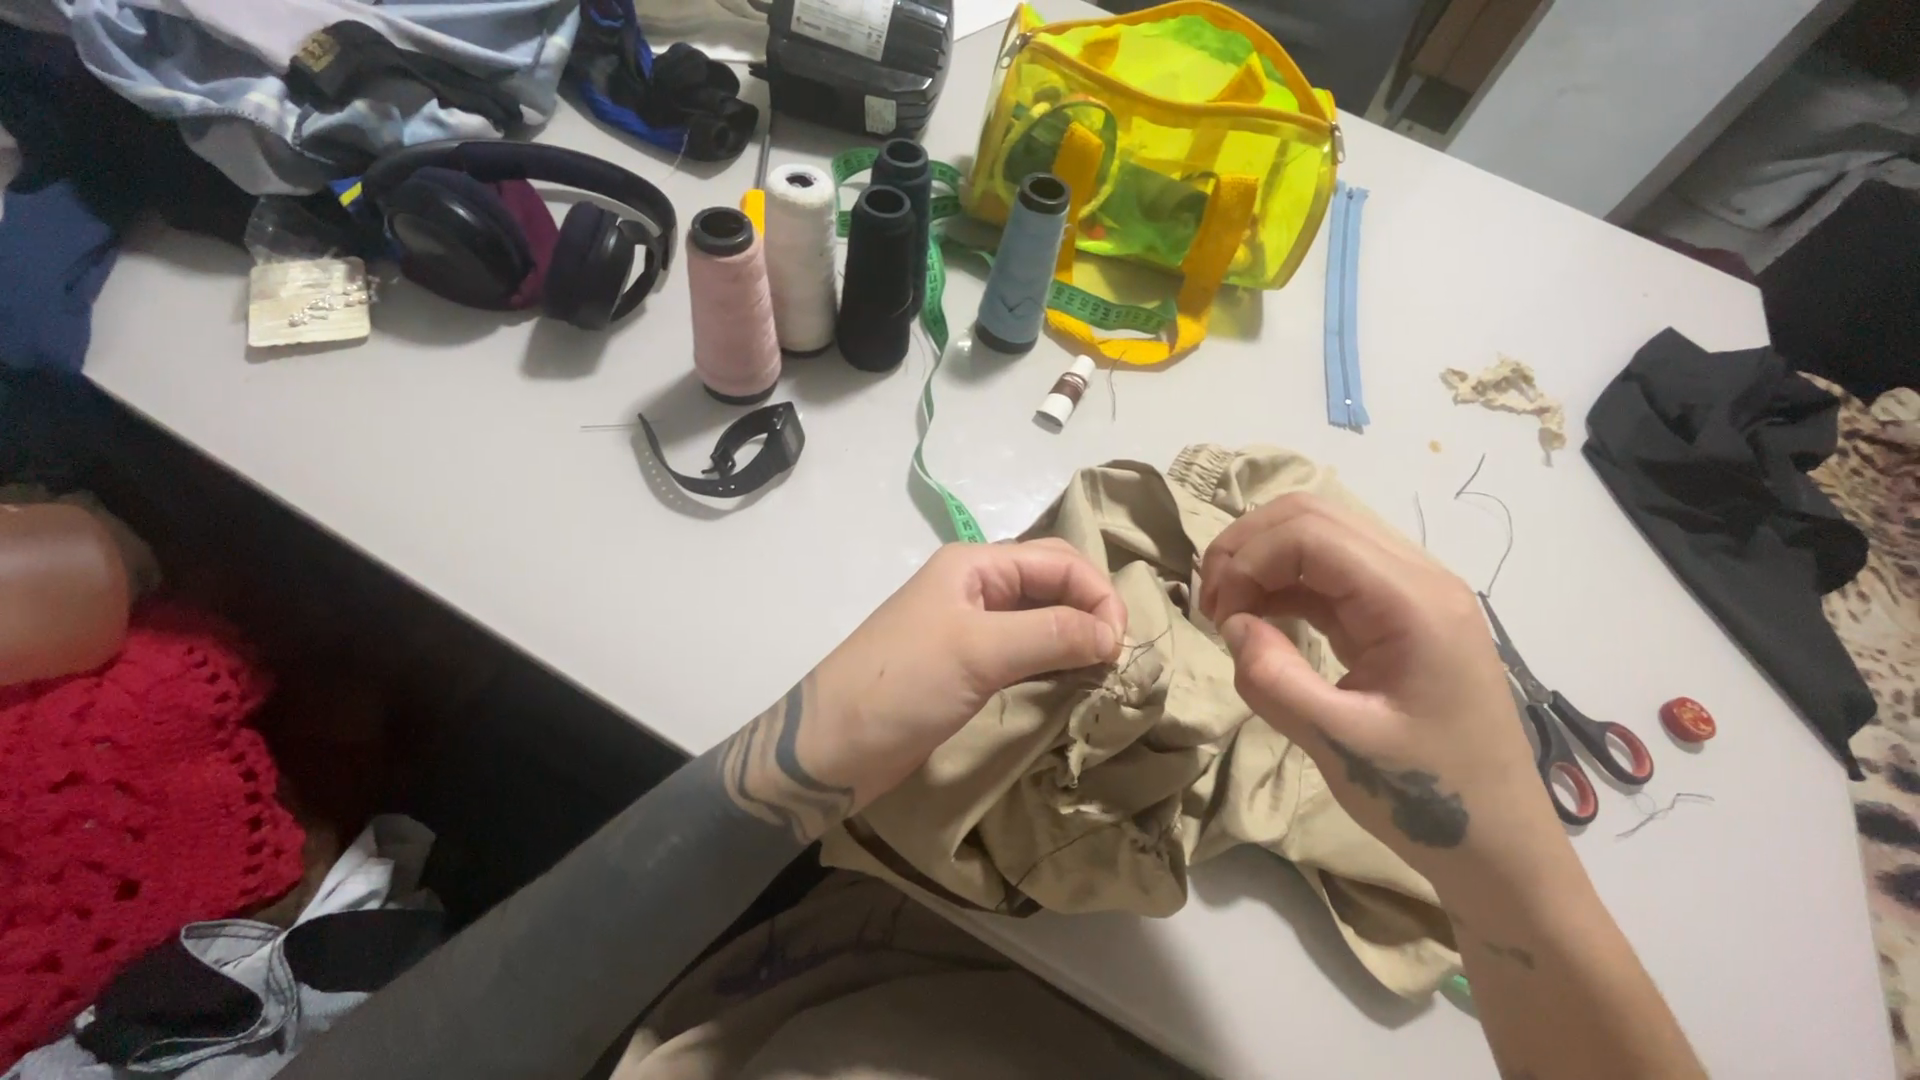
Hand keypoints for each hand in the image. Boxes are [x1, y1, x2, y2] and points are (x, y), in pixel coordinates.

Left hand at [801, 540, 1126, 809]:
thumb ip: (1051, 634)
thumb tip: (1114, 634)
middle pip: (1052, 582)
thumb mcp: (979, 651)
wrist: (833, 748)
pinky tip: (1075, 680)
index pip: (1057, 560)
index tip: (1120, 643)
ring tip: (1106, 669)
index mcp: (974, 565)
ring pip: (1041, 618)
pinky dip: (1056, 660)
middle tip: (1117, 655)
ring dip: (1077, 636)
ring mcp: (971, 628)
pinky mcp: (970, 667)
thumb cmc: (902, 685)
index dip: (1096, 594)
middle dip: (1091, 609)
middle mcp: (976, 588)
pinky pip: (1026, 651)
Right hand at [1197, 493, 1575, 904]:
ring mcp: (1411, 593)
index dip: (1247, 560)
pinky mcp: (1396, 615)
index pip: (1311, 533)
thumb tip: (1231, 625)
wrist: (1500, 844)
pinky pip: (1329, 573)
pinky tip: (1259, 622)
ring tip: (1229, 614)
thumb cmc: (1428, 798)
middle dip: (1248, 548)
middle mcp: (1418, 578)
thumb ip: (1275, 679)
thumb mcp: (1340, 744)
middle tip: (1213, 605)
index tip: (1216, 617)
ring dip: (1263, 562)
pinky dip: (1283, 585)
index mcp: (1414, 602)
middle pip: (1314, 516)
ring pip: (1319, 536)